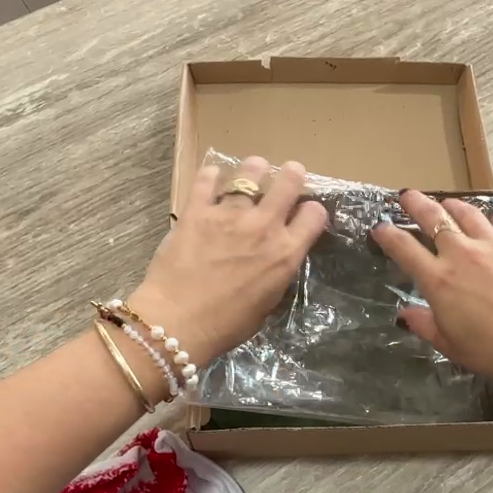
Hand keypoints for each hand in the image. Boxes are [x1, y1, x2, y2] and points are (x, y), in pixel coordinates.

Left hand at [130, 156, 328, 363]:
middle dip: (293, 175)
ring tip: (255, 167)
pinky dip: (211, 175)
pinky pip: (206, 180)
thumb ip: (276, 274)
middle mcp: (263, 226)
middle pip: (288, 184)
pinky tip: (213, 175)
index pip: (313, 215)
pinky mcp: (197, 210)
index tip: (306, 211)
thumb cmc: (227, 325)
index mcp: (285, 253)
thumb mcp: (268, 304)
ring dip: (255, 169)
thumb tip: (276, 260)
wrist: (179, 321)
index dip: (313, 210)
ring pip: (249, 174)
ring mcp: (229, 214)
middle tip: (290, 173)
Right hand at [370, 190, 492, 391]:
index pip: (404, 249)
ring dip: (454, 206)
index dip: (387, 235)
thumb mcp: (453, 347)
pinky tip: (492, 222)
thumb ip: (426, 326)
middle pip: (434, 218)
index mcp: (440, 281)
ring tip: (447, 203)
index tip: (379, 227)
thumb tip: (405, 314)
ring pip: (468, 213)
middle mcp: (462, 254)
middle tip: (407, 195)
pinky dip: (491, 221)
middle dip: (416, 203)